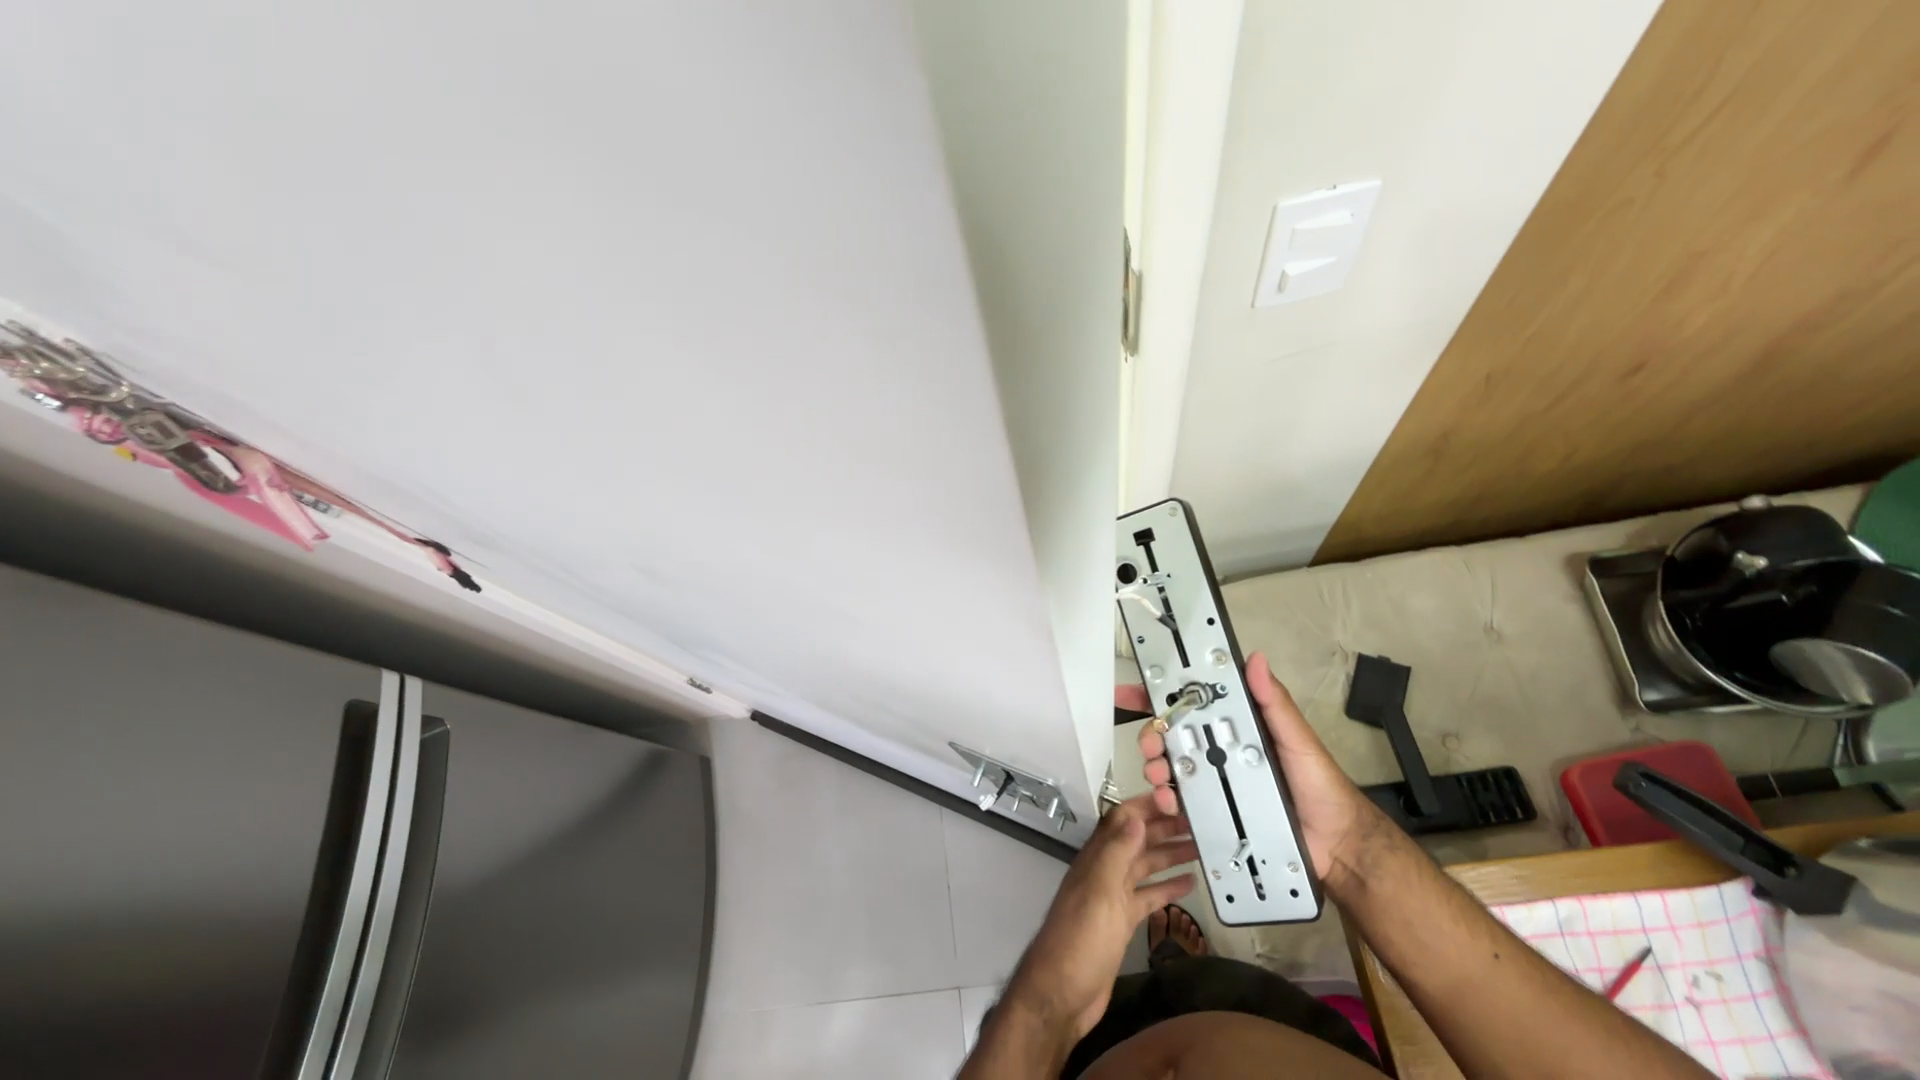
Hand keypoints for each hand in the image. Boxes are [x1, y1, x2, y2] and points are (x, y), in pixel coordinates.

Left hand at [1001, 795, 1197, 1041]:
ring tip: (1202, 847)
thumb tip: (1135, 814)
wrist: (1062, 994)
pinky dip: (1167, 887)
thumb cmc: (1079, 941)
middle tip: (1201, 821)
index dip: (1148, 805)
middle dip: (1166, 827)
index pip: (1123, 820)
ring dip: (1171, 854)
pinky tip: (1190, 884)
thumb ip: (1115, 852)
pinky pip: (1147, 896)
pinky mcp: (1121, 922)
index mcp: (1097, 860)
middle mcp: (1104, 873)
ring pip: (1145, 866)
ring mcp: (1112, 898)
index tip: (1179, 795)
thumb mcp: (1099, 892)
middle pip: (1137, 841)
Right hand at [1125, 651, 1386, 897]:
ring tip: (1159, 775)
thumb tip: (1255, 659)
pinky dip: (1167, 800)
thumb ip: (1275, 703)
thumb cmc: (1321, 787)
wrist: (1335, 846)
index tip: (1133, 691)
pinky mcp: (1214, 814)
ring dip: (1156, 767)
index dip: (1160, 695)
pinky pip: (1182, 804)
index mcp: (1238, 728)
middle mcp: (1222, 752)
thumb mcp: (1299, 740)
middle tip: (1150, 743)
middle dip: (1151, 735)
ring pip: (1171, 768)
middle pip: (1173, 736)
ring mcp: (1215, 784)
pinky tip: (1170, 802)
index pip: (1194, 704)